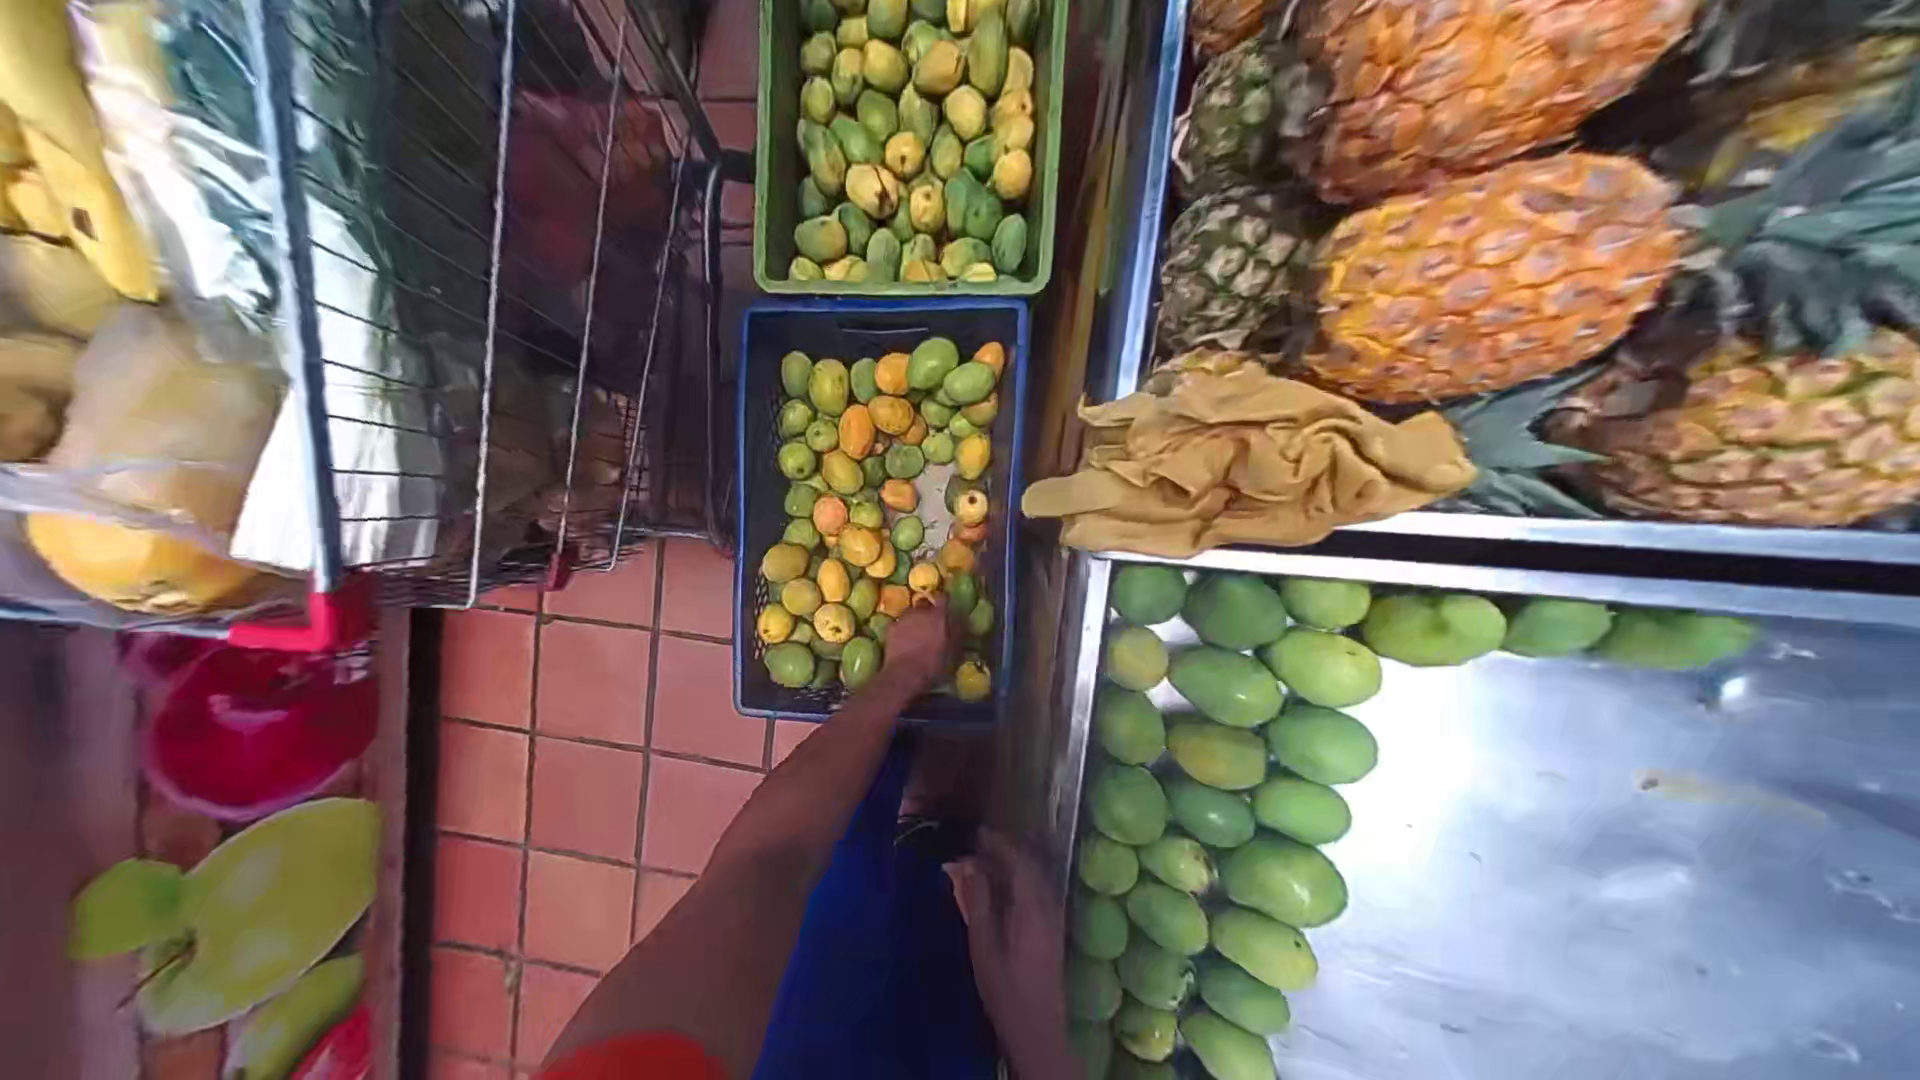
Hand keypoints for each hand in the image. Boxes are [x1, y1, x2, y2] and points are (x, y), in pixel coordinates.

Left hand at [880, 598, 957, 692]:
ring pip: (911, 613)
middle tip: (931, 623)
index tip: (946, 604)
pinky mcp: (891, 628)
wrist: (905, 675)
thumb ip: (958, 634)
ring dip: (915, 620)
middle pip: (924, 603)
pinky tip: (904, 641)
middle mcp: (921, 612)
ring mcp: (904, 618)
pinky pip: (899, 624)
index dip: (944, 599)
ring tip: (917, 634)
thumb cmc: (935, 666)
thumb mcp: (955, 653)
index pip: (943, 597)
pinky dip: (902, 629)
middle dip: (928, 610)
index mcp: (939, 616)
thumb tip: (961, 623)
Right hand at [952, 831, 1077, 1077]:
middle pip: (1033, 864)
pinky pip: (1041, 888)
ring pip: (1039, 875)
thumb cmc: (1005, 989)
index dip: (1000, 843)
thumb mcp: (983, 946)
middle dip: (1009, 847)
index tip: (979, 833)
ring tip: (994, 854)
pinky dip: (1024, 876)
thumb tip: (969, 866)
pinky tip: (1009, 883)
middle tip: (983, 840)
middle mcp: (1049, 906)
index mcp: (1032, 906)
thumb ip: (978, 903)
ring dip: (1019, 860)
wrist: (1037, 1030)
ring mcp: (1055, 917)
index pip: (1019, 861)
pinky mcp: (1054, 929)